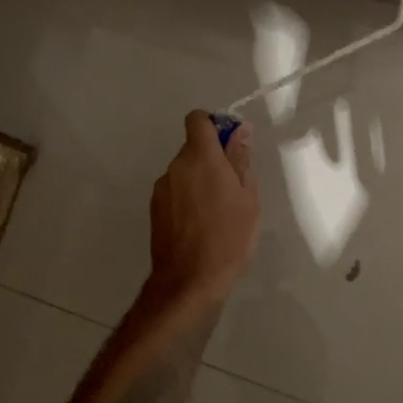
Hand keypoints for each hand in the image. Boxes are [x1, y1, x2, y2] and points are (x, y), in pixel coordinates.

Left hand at [148, 111, 260, 304]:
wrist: (188, 283)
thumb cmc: (227, 238)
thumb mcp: (247, 198)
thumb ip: (240, 159)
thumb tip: (240, 130)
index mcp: (200, 157)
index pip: (197, 119)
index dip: (213, 124)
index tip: (229, 145)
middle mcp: (176, 166)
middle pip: (193, 148)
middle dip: (211, 160)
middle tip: (232, 189)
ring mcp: (162, 188)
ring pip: (184, 172)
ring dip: (199, 181)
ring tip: (217, 213)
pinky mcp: (155, 209)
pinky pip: (175, 191)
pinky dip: (187, 199)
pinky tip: (200, 225)